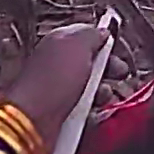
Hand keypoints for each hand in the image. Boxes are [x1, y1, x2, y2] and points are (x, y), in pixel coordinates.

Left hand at [5, 23, 109, 137]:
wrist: (34, 122)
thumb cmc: (53, 80)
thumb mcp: (79, 46)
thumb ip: (93, 35)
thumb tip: (103, 31)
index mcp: (57, 41)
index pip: (84, 35)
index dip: (101, 40)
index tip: (115, 47)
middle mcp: (55, 64)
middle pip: (88, 62)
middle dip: (105, 68)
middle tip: (119, 72)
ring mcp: (56, 91)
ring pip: (87, 88)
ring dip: (101, 92)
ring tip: (106, 95)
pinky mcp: (58, 116)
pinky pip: (83, 111)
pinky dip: (92, 112)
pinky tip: (95, 112)